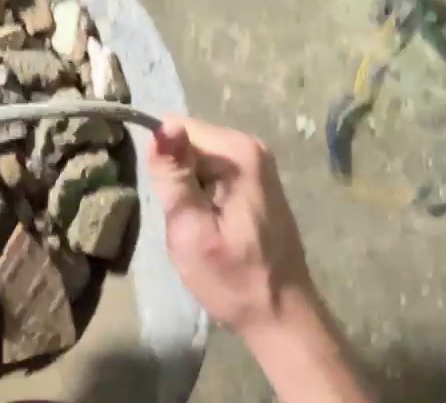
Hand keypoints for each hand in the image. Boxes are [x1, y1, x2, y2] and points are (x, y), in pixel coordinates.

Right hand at [145, 117, 314, 333]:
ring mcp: (256, 163)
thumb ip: (174, 176)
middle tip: (187, 220)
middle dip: (177, 177)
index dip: (165, 165)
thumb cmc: (234, 280)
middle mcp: (250, 146)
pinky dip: (202, 194)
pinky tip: (213, 225)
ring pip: (196, 157)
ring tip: (199, 225)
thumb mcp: (191, 230)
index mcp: (237, 152)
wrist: (283, 320)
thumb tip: (162, 126)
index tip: (172, 202)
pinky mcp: (256, 180)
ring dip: (188, 188)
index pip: (175, 129)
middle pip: (188, 141)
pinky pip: (211, 170)